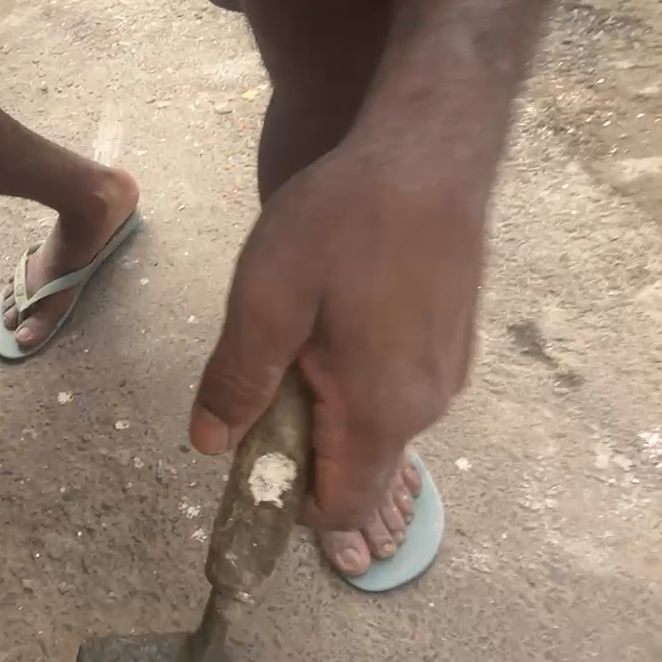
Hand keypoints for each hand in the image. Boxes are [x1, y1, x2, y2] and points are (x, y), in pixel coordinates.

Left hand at [189, 124, 489, 527]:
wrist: (426, 153)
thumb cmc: (340, 225)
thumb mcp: (265, 303)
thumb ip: (237, 382)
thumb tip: (211, 446)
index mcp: (381, 412)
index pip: (338, 508)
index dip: (283, 496)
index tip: (244, 450)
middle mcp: (427, 408)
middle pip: (349, 465)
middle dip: (295, 437)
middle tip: (261, 363)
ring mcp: (446, 373)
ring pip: (368, 422)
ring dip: (321, 398)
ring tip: (295, 326)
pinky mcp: (449, 340)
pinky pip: (390, 384)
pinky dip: (351, 371)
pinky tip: (333, 307)